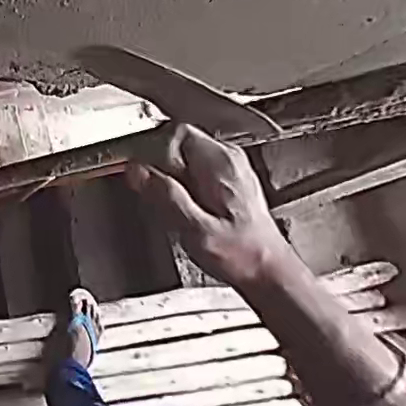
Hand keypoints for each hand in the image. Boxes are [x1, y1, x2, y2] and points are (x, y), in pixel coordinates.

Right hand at [125, 122, 299, 289]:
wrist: (268, 271)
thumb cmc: (242, 254)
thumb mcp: (197, 230)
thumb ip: (166, 197)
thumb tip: (137, 171)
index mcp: (221, 165)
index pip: (176, 133)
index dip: (152, 151)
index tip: (143, 175)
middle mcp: (227, 159)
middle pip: (177, 138)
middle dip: (156, 163)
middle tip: (154, 192)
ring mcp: (228, 167)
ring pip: (181, 151)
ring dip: (165, 173)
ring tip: (170, 203)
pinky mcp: (224, 179)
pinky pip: (189, 165)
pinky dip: (176, 181)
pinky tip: (180, 205)